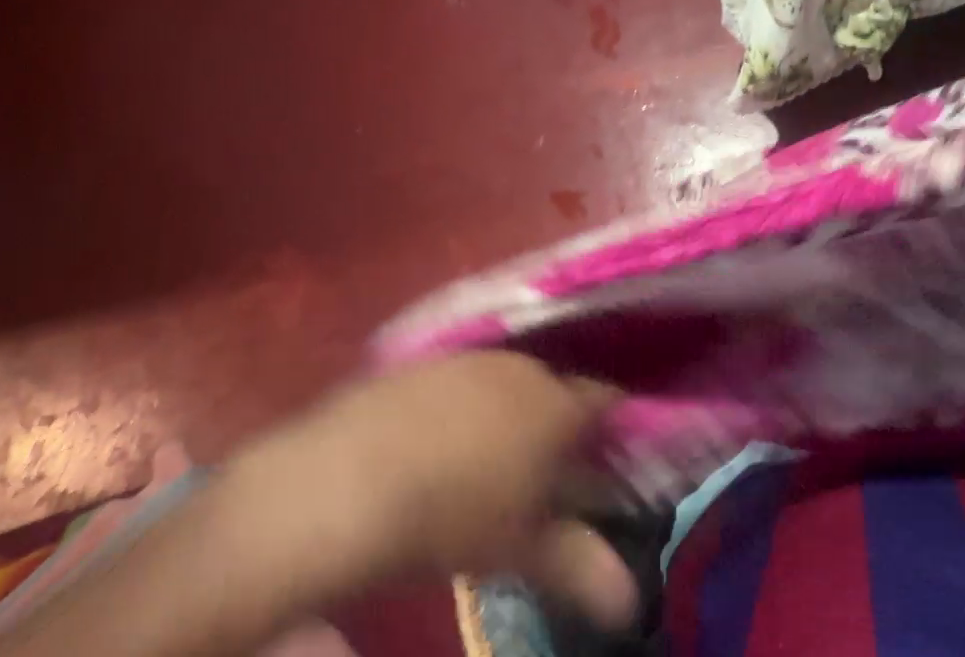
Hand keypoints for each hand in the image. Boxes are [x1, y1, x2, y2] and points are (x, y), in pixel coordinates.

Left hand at [233, 353, 636, 629]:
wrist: (335, 489)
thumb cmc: (448, 520)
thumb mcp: (517, 551)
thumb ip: (578, 566)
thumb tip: (628, 604)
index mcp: (559, 407)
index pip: (607, 401)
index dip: (612, 428)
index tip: (608, 457)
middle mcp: (521, 370)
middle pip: (554, 389)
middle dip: (554, 423)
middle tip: (540, 470)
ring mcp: (464, 361)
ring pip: (502, 383)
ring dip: (503, 413)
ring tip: (479, 462)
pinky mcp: (412, 364)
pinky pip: (451, 383)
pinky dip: (452, 409)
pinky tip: (425, 448)